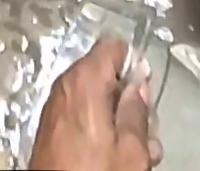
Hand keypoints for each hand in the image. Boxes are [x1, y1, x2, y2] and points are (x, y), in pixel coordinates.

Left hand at [29, 38, 155, 170]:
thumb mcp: (131, 150)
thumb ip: (137, 110)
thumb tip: (140, 77)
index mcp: (85, 78)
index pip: (111, 47)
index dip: (132, 62)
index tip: (147, 87)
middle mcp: (66, 82)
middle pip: (103, 72)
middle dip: (127, 95)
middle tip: (147, 128)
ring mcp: (56, 102)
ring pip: (94, 95)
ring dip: (117, 115)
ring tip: (140, 149)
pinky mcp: (52, 124)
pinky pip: (80, 111)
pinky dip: (99, 124)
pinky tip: (116, 153)